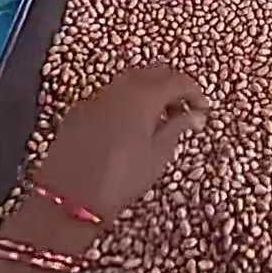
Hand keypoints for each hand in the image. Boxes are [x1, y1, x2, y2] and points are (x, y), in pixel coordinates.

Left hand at [0, 65, 208, 250]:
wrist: (67, 200)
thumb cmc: (122, 178)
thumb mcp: (159, 154)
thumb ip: (179, 127)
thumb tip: (195, 114)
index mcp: (145, 95)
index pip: (179, 80)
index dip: (195, 93)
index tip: (203, 110)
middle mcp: (121, 87)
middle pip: (154, 72)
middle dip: (173, 86)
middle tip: (185, 110)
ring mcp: (97, 97)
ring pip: (131, 81)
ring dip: (150, 92)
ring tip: (160, 118)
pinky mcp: (80, 110)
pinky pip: (111, 96)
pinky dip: (127, 102)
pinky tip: (130, 126)